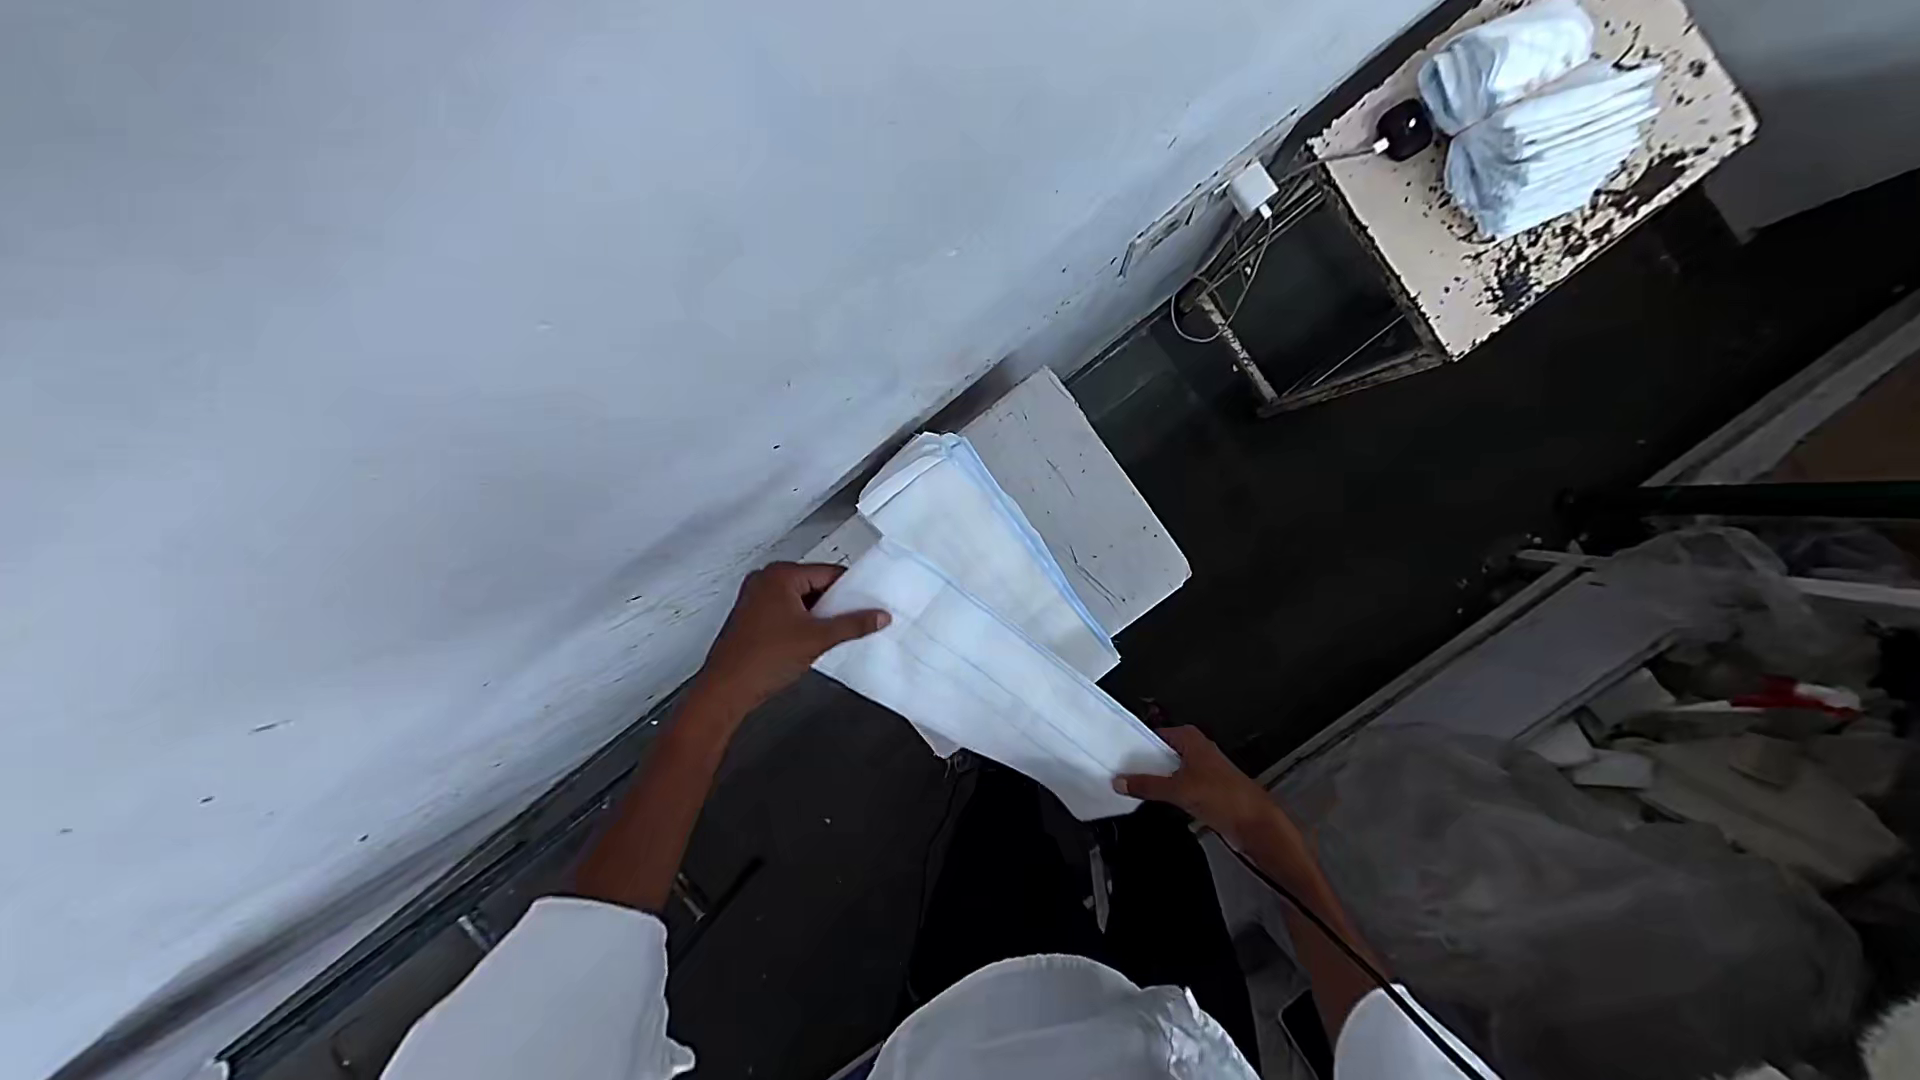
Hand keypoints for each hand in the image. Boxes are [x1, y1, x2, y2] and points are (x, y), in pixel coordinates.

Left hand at [690, 562, 888, 715]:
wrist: (726, 690)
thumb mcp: (819, 638)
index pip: (829, 572)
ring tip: (830, 635)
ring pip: (801, 599)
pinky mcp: (752, 616)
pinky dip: (802, 623)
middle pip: (815, 584)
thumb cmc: (760, 660)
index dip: (851, 589)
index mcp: (779, 575)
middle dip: (834, 604)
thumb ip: (854, 624)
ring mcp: (756, 598)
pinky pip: (787, 611)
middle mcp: (764, 580)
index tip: (868, 602)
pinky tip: (811, 641)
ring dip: (818, 616)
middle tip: (852, 622)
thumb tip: (878, 616)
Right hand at [1115, 726, 1278, 843]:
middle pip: (1162, 752)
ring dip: (1157, 780)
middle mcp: (1198, 751)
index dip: (1137, 743)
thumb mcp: (1178, 790)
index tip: (1121, 753)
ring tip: (1138, 787)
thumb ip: (1147, 785)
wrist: (1257, 826)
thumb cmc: (1229, 798)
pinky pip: (1180, 787)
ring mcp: (1203, 771)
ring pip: (1171, 771)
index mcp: (1191, 739)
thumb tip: (1123, 781)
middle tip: (1125, 772)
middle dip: (1145, 763)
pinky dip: (1168, 792)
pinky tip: (1158, 801)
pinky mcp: (1207, 790)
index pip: (1155, 733)